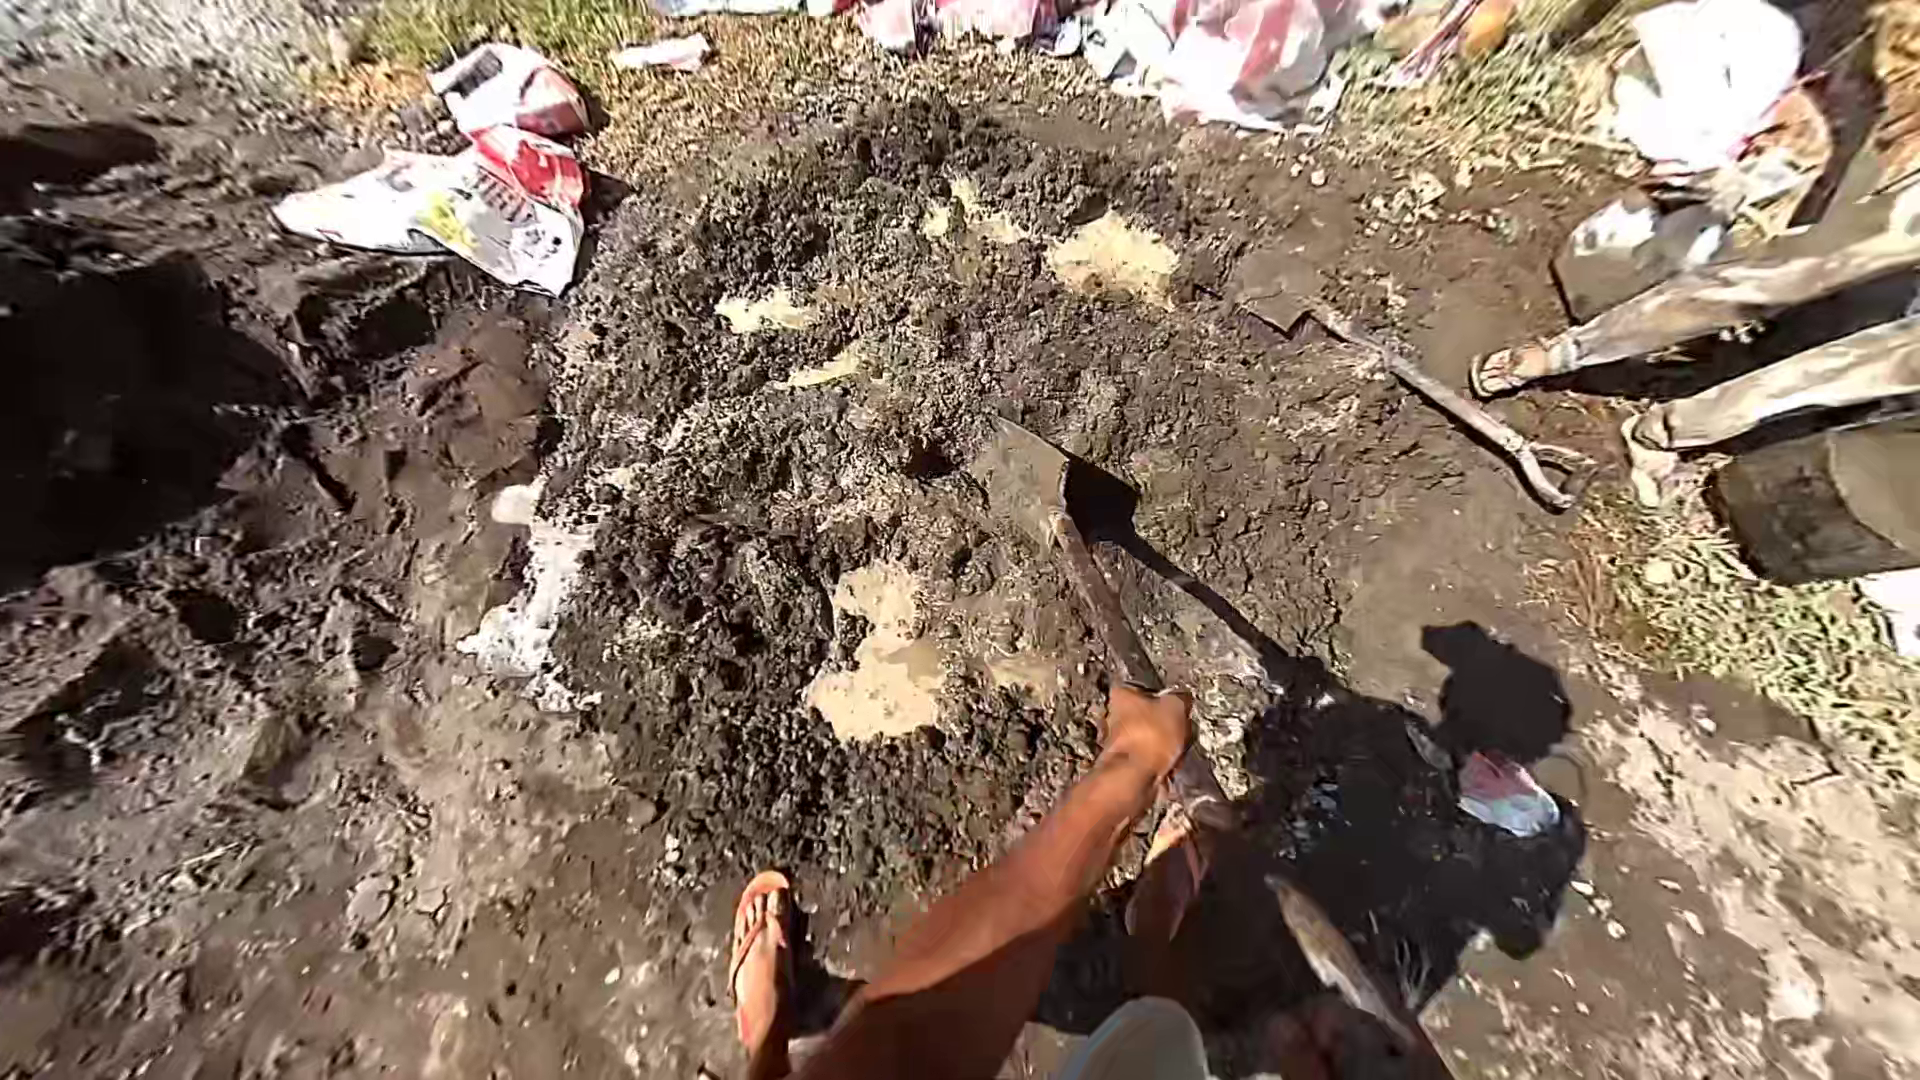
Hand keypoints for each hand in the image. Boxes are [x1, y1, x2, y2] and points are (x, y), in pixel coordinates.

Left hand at [1099, 685, 1191, 779]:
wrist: (1135, 777)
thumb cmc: (1150, 735)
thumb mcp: (1175, 707)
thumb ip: (1179, 698)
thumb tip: (1183, 698)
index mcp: (1120, 695)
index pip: (1143, 689)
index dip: (1163, 697)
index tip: (1176, 706)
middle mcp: (1113, 716)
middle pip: (1148, 716)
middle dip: (1166, 726)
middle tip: (1180, 732)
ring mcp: (1118, 742)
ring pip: (1151, 739)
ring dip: (1166, 747)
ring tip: (1177, 753)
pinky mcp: (1125, 764)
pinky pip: (1150, 760)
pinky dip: (1161, 764)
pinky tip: (1170, 767)